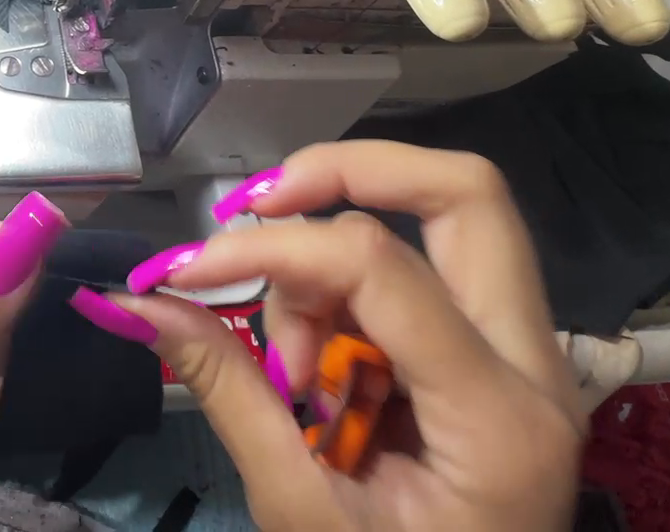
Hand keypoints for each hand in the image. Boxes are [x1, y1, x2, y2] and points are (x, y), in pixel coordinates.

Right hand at [83, 141, 582, 531]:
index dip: (266, 249)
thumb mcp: (298, 508)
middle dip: (344, 171)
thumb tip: (138, 300)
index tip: (186, 272)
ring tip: (288, 354)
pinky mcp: (490, 346)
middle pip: (461, 191)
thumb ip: (223, 385)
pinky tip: (314, 359)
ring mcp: (521, 349)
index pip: (375, 265)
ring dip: (331, 250)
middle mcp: (531, 361)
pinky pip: (410, 263)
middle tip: (261, 205)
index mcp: (497, 418)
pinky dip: (341, 283)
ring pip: (435, 215)